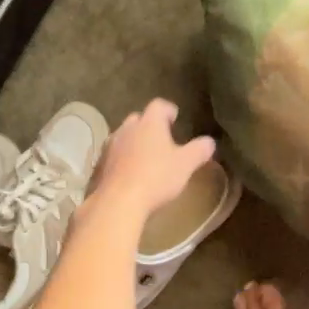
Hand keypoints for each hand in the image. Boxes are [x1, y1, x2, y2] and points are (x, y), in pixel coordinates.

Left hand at [90, 98, 216, 219]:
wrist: (117, 203)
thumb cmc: (156, 178)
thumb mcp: (185, 165)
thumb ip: (199, 151)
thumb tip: (210, 142)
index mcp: (149, 122)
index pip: (159, 105)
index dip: (168, 110)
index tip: (174, 117)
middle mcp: (128, 128)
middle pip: (139, 119)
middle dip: (149, 125)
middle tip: (160, 139)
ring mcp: (110, 146)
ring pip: (123, 137)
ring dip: (133, 143)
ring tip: (143, 157)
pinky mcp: (98, 166)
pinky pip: (112, 156)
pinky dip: (120, 160)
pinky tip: (127, 175)